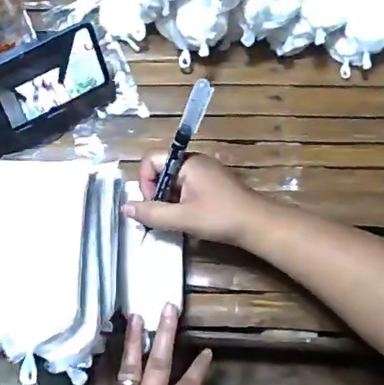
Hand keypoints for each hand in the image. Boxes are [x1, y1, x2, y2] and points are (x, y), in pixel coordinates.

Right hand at [124, 153, 267, 244]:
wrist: (258, 225)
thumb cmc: (220, 217)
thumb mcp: (182, 217)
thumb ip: (152, 212)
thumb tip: (125, 208)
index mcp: (187, 162)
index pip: (151, 159)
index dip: (145, 180)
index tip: (152, 202)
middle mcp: (195, 162)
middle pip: (161, 170)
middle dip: (156, 192)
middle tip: (163, 214)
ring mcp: (205, 172)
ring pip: (173, 181)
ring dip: (168, 199)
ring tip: (176, 218)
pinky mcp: (212, 184)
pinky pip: (186, 187)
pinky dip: (181, 201)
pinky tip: (189, 218)